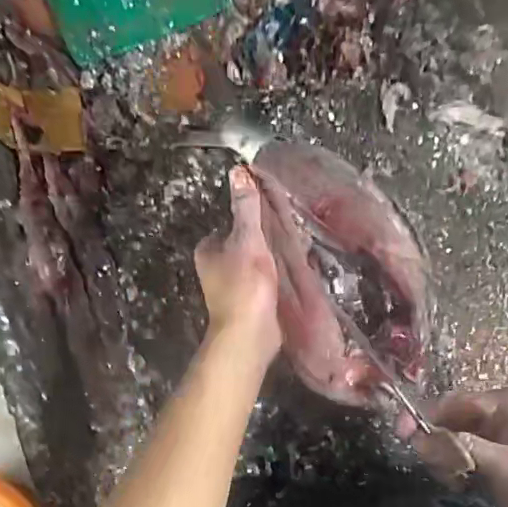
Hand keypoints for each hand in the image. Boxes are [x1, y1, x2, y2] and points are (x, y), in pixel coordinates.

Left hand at [194, 166, 282, 361]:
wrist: (249, 336)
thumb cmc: (245, 286)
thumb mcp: (247, 239)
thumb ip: (245, 208)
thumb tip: (238, 171)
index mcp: (208, 250)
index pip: (231, 225)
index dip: (252, 219)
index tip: (275, 216)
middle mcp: (216, 270)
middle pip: (245, 246)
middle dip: (266, 242)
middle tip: (292, 235)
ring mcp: (233, 291)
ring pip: (257, 267)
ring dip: (274, 263)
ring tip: (299, 254)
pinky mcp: (250, 307)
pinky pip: (266, 286)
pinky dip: (278, 281)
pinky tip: (296, 278)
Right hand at [415, 387, 507, 506]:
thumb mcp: (500, 466)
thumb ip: (459, 447)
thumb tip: (417, 438)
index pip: (458, 401)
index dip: (427, 416)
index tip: (399, 433)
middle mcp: (507, 408)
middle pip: (453, 417)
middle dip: (438, 443)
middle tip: (435, 469)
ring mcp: (501, 430)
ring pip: (454, 435)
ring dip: (445, 458)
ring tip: (454, 481)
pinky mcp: (496, 451)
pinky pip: (462, 450)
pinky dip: (454, 465)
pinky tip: (460, 483)